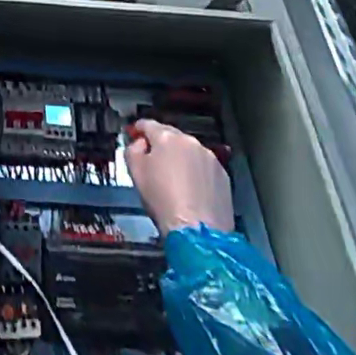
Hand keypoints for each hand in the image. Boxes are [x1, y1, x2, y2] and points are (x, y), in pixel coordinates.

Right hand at [125, 119, 233, 233]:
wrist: (197, 230)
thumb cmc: (162, 199)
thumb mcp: (134, 172)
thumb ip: (132, 149)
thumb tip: (140, 144)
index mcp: (166, 137)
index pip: (148, 124)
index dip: (138, 129)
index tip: (134, 134)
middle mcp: (190, 141)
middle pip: (170, 135)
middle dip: (160, 143)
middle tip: (151, 160)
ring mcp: (209, 157)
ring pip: (189, 151)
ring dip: (179, 157)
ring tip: (172, 178)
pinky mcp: (223, 175)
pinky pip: (203, 166)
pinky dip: (195, 171)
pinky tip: (190, 189)